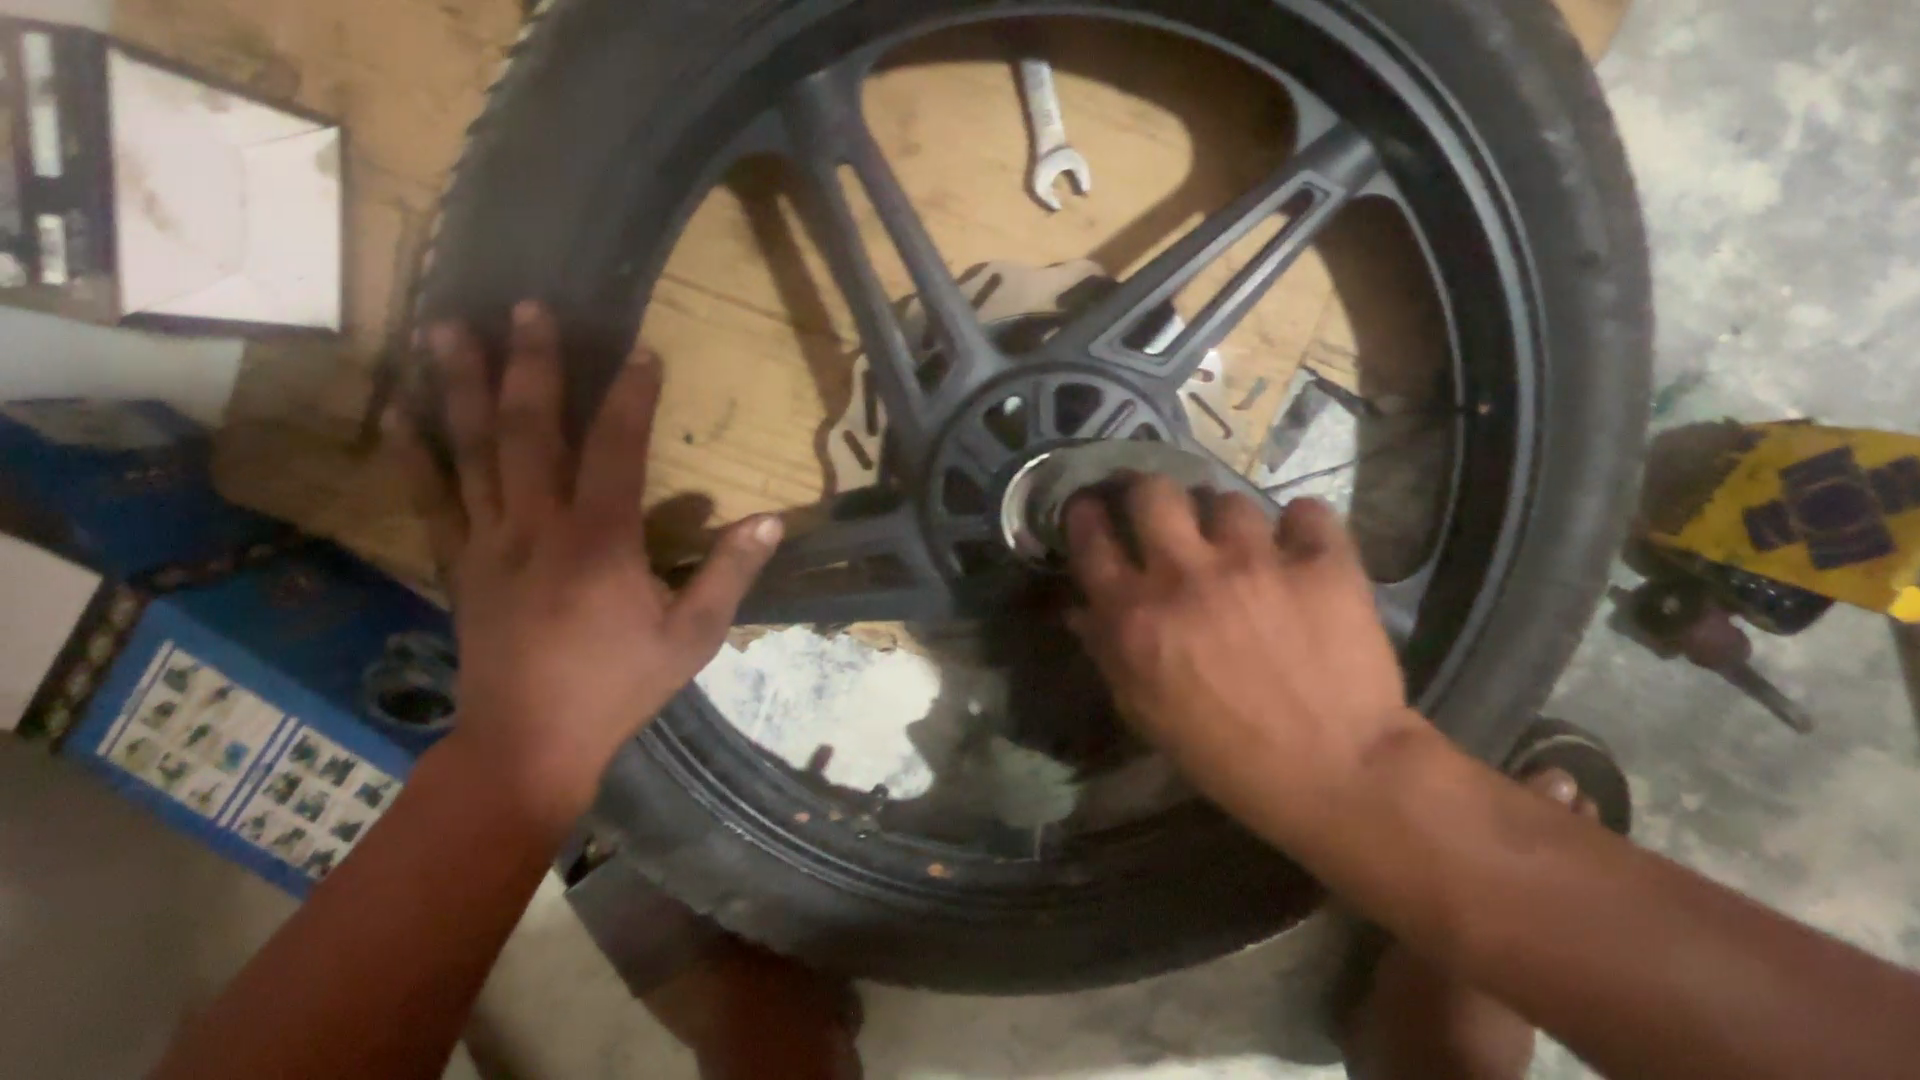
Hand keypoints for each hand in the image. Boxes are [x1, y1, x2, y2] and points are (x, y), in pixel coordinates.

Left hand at [392, 301, 781, 824]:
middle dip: (532, 364)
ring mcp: (488, 542)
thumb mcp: (692, 638)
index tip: (641, 350)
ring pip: (471, 452)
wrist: (529, 743)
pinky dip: (413, 454)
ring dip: (460, 387)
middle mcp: (537, 526)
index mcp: (600, 541)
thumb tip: (771, 521)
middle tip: (527, 306)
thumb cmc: (618, 688)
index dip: (630, 396)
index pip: (616, 449)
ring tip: (444, 328)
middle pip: (530, 431)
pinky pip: (430, 499)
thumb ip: (729, 575)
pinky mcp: (459, 562)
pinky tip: (397, 413)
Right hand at [1064, 479, 1422, 835]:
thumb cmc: (1226, 756)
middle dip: (1149, 494)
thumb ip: (1110, 653)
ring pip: (1228, 499)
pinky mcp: (1320, 562)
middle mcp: (1187, 573)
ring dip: (1227, 520)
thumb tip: (1082, 610)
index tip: (1091, 509)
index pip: (1092, 540)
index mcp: (1136, 616)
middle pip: (1152, 491)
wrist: (1335, 773)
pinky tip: (1300, 549)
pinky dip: (1301, 527)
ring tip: (1241, 545)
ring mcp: (1256, 562)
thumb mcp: (1147, 714)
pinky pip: (1306, 512)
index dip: (1085, 515)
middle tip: (1162, 512)